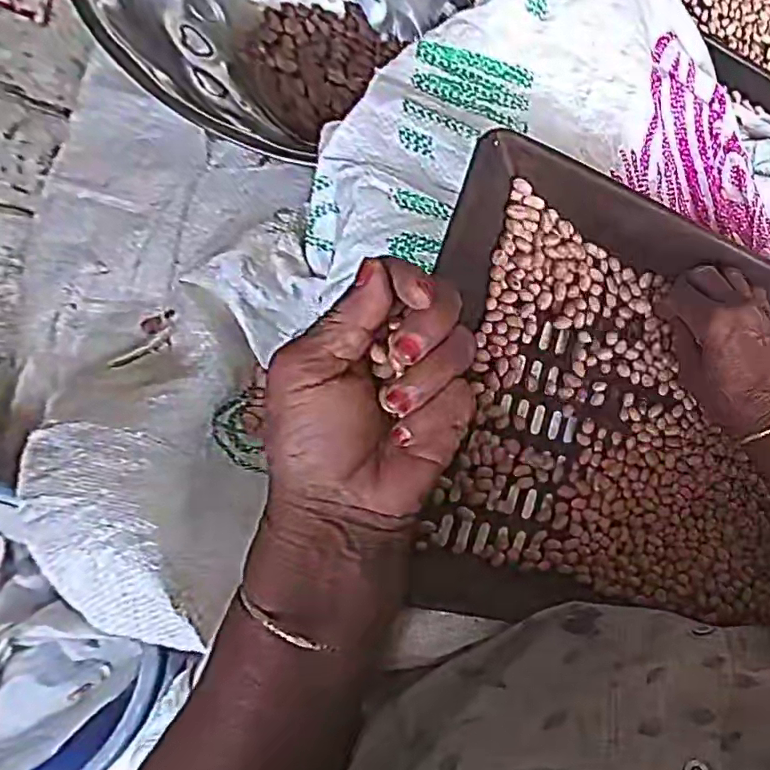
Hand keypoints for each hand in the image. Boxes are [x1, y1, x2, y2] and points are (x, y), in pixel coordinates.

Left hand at [264, 257, 476, 529]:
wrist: (341, 498)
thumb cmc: (309, 439)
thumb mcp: (305, 368)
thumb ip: (344, 320)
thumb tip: (378, 271)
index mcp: (364, 328)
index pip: (400, 281)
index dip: (413, 282)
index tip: (410, 299)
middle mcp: (406, 346)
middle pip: (445, 303)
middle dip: (426, 328)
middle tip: (395, 358)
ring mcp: (437, 378)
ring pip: (461, 348)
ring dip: (422, 382)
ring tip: (390, 410)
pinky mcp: (459, 411)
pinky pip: (464, 394)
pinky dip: (432, 415)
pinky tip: (406, 434)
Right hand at [661, 265, 769, 439]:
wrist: (766, 414)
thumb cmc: (728, 401)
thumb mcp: (691, 374)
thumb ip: (681, 338)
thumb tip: (676, 318)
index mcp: (713, 322)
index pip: (681, 292)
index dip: (667, 300)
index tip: (664, 310)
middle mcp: (737, 308)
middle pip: (705, 274)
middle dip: (687, 284)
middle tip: (680, 301)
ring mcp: (757, 309)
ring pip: (730, 273)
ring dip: (713, 280)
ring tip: (704, 297)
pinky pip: (751, 287)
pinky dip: (737, 288)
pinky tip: (729, 303)